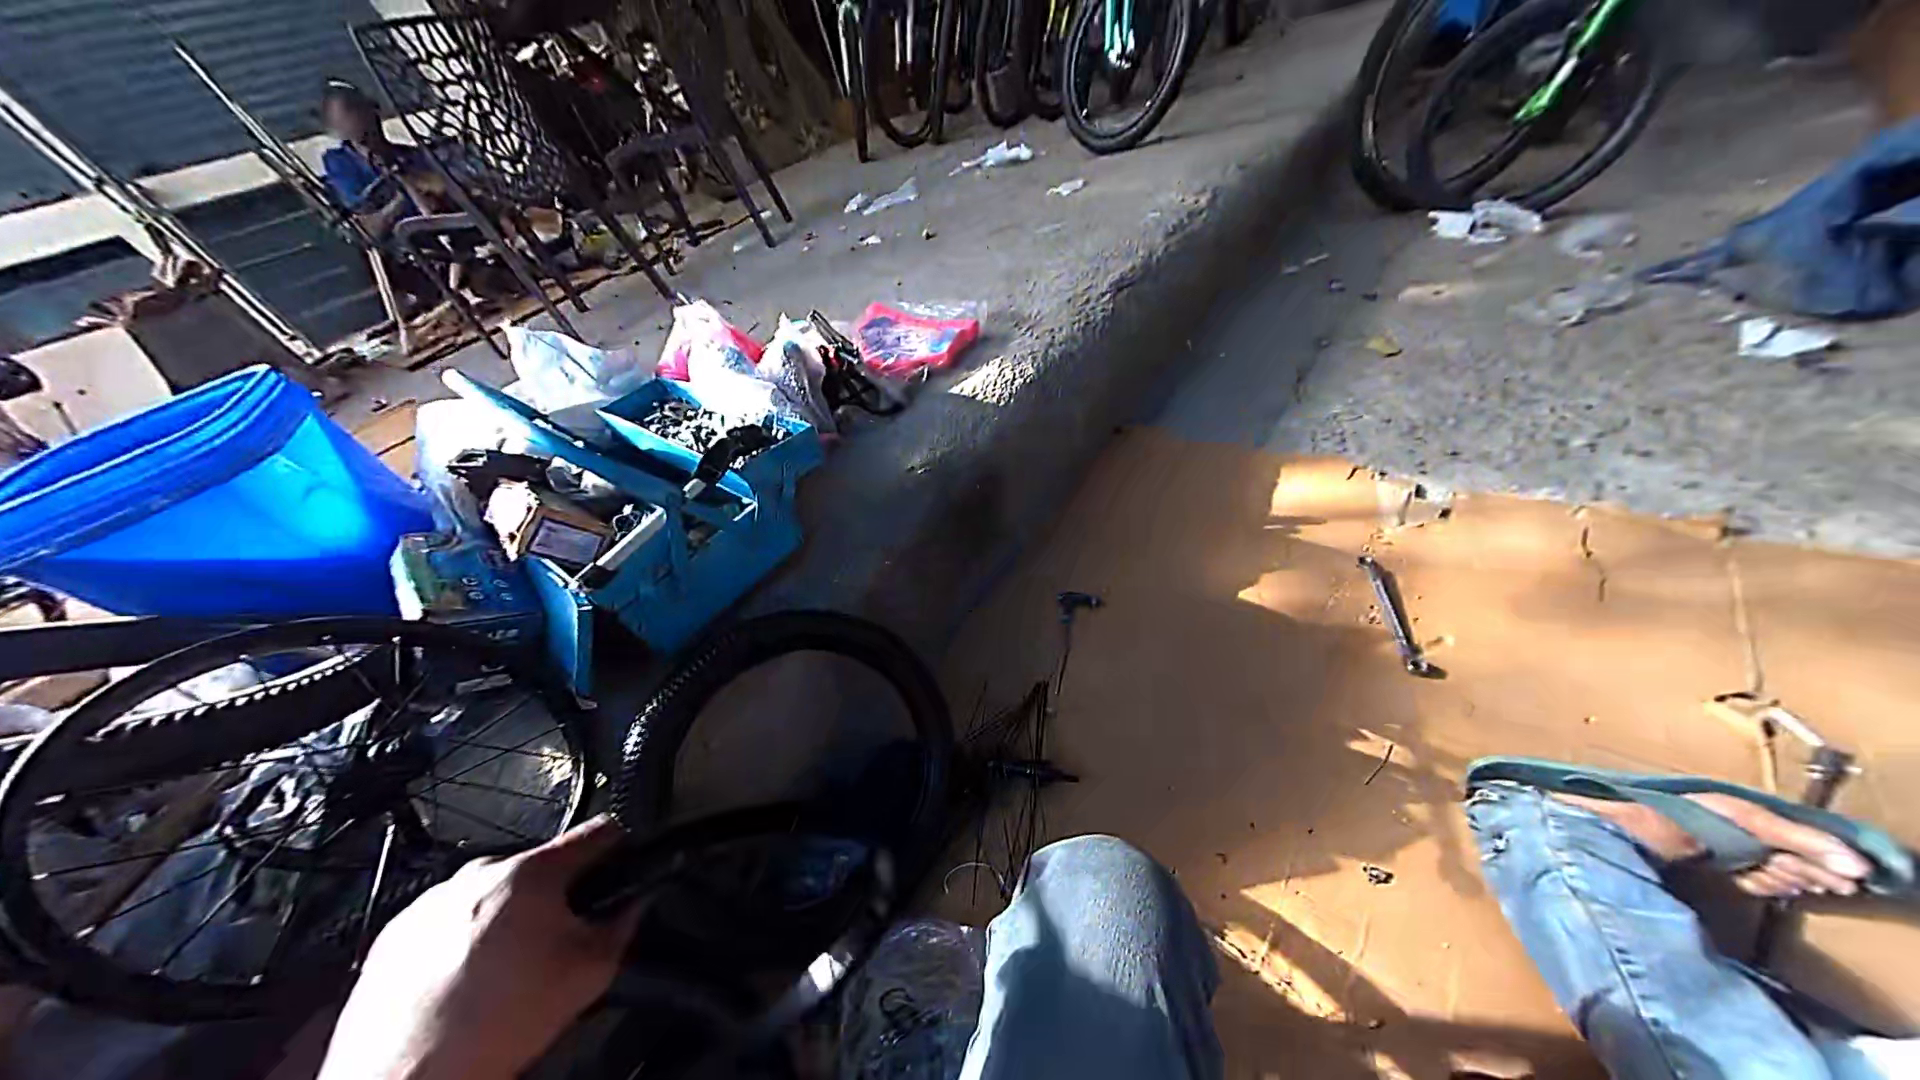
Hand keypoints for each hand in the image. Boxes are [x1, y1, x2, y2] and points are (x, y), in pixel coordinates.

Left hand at [317, 816, 638, 1079]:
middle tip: (557, 943)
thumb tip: (633, 904)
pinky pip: (449, 919)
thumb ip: (623, 925)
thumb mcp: (591, 973)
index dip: (622, 843)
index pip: (599, 830)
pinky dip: (463, 940)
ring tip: (505, 973)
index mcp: (533, 872)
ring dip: (509, 917)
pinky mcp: (396, 933)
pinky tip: (466, 984)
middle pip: (543, 866)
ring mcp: (433, 900)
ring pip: (495, 892)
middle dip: (557, 896)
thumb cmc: (495, 1027)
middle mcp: (482, 871)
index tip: (623, 861)